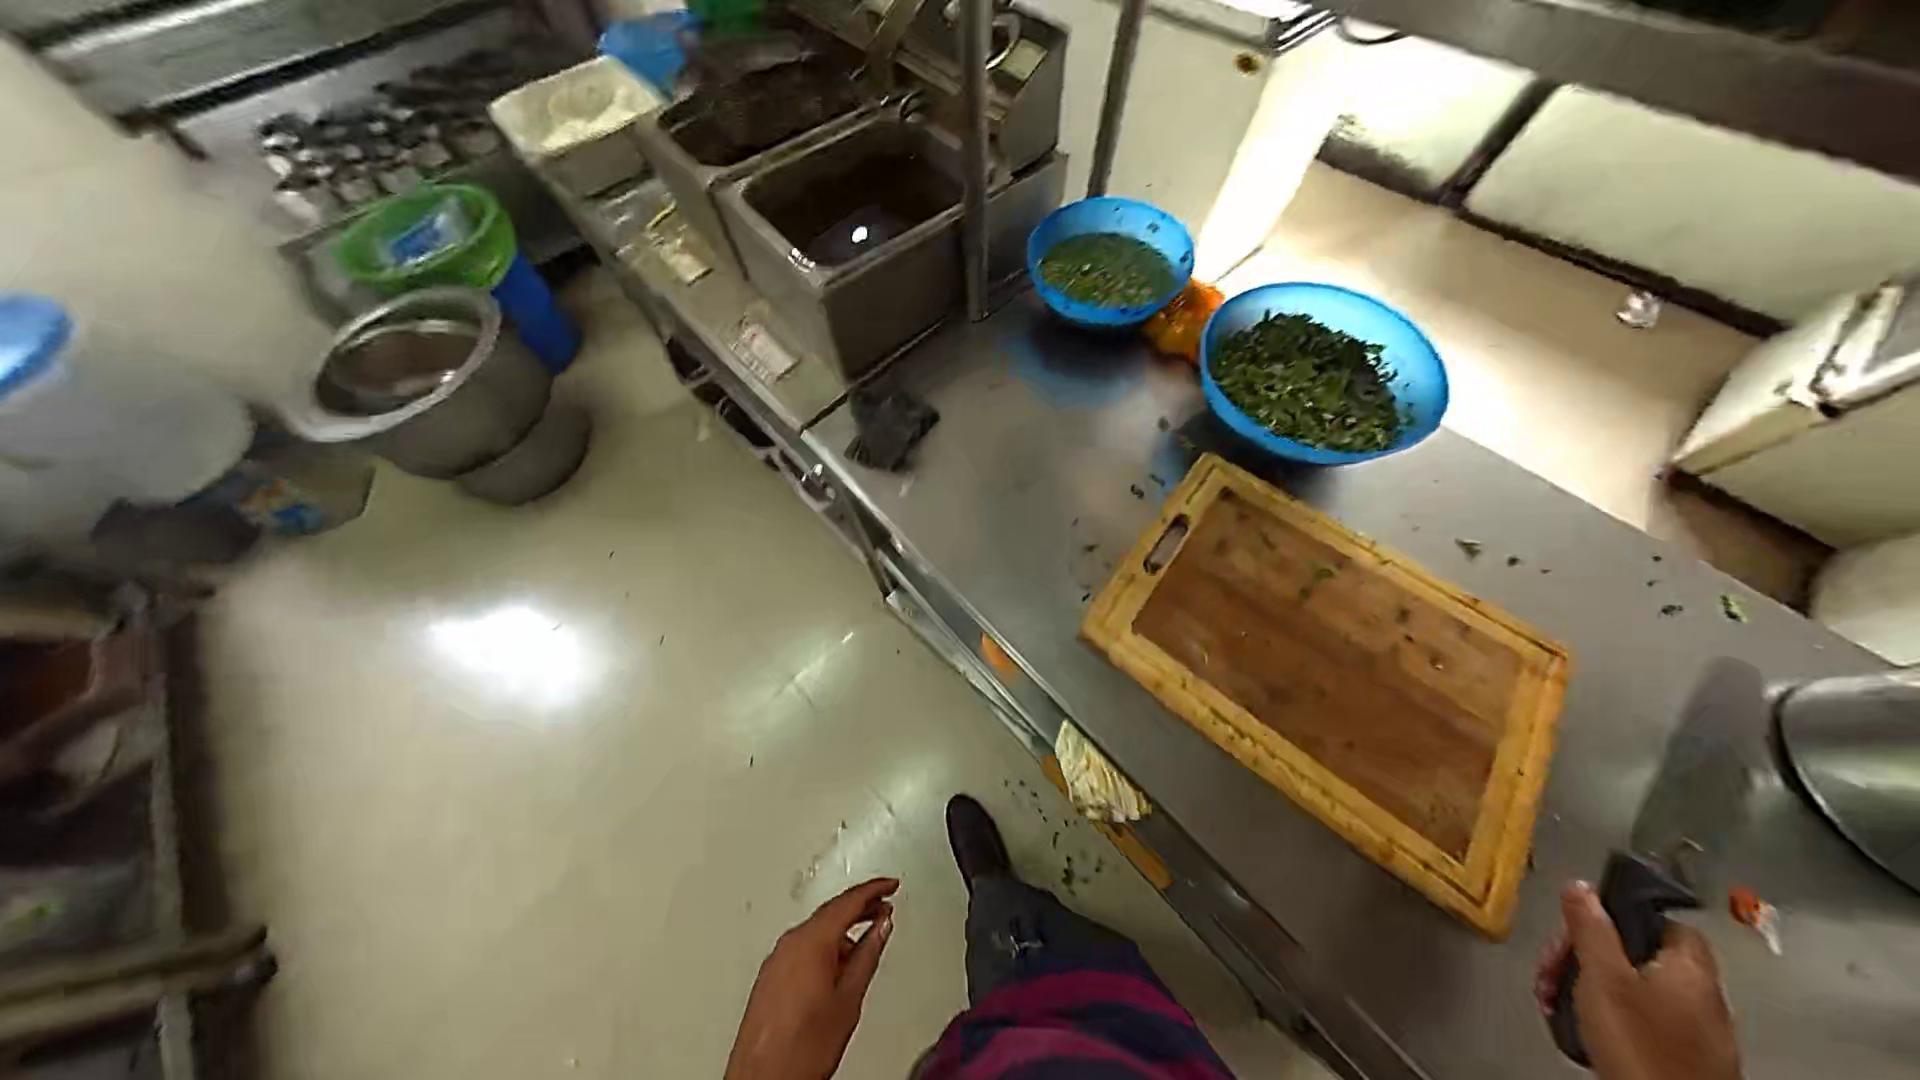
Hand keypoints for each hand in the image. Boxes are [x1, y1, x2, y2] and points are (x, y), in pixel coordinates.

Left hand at [725, 878, 897, 1079]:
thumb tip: (881, 927)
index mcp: (811, 941)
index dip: (874, 889)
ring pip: (817, 930)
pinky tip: (839, 963)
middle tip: (884, 904)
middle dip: (861, 906)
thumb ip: (868, 955)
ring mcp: (777, 958)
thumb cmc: (802, 1049)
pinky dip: (825, 945)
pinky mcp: (771, 974)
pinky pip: (803, 946)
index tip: (890, 884)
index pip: (848, 901)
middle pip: (831, 911)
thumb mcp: (849, 998)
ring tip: (867, 940)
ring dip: (843, 929)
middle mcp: (790, 943)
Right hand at [1535, 881, 1741, 1079]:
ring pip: (1630, 984)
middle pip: (1638, 953)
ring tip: (1556, 995)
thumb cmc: (1638, 1044)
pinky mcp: (1681, 1056)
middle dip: (1585, 953)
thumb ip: (1590, 928)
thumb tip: (1581, 887)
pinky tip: (1577, 1021)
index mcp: (1691, 973)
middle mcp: (1702, 999)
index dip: (1625, 916)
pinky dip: (1603, 1011)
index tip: (1585, 922)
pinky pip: (1637, 1016)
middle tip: (1556, 963)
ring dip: (1585, 982)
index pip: (1668, 923)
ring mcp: (1695, 1032)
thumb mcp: (1601, 974)